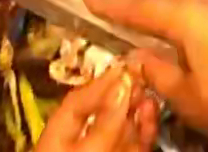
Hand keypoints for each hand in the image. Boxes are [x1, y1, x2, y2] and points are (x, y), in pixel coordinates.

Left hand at [35, 66, 158, 151]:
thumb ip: (104, 123)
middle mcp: (78, 141)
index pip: (78, 100)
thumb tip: (124, 82)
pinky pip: (132, 145)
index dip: (101, 81)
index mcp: (56, 136)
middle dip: (126, 94)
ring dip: (138, 111)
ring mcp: (100, 150)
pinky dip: (143, 132)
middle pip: (104, 112)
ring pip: (122, 128)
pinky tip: (151, 117)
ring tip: (151, 95)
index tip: (127, 63)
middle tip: (145, 77)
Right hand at [83, 0, 207, 137]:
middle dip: (140, 7)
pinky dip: (184, 7)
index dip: (109, 2)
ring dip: (164, 6)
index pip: (135, 7)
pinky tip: (191, 32)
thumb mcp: (191, 98)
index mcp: (179, 14)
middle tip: (124, 25)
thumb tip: (137, 58)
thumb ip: (159, 75)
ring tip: (157, 31)